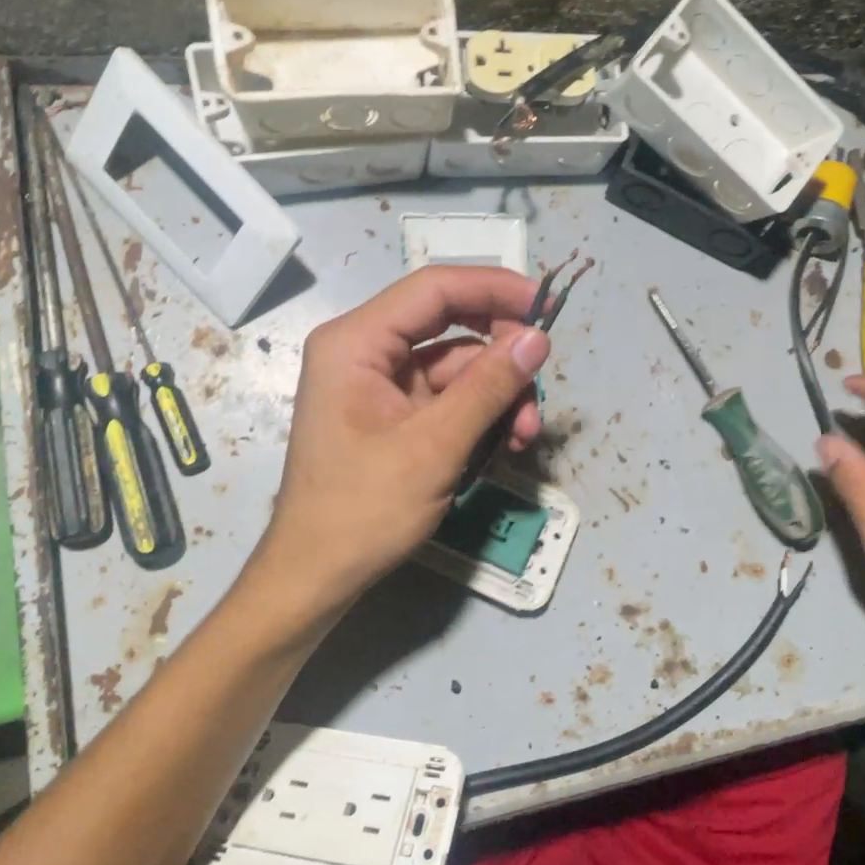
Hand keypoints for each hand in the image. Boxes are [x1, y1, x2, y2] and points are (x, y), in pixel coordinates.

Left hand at [261, 267, 549, 607]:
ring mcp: (379, 385)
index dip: (494, 289)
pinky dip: (480, 415)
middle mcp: (364, 351)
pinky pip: (447, 398)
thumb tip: (539, 339)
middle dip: (500, 356)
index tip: (546, 307)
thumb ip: (489, 387)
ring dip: (497, 395)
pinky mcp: (393, 416)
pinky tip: (505, 443)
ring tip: (525, 435)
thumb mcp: (435, 446)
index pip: (434, 289)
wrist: (318, 575)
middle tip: (539, 384)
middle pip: (450, 325)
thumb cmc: (364, 509)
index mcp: (356, 342)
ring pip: (456, 367)